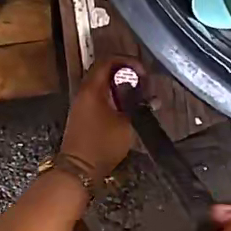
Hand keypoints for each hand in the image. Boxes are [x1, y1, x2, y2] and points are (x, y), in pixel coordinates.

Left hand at [58, 57, 138, 178]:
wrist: (79, 169)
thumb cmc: (102, 145)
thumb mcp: (127, 124)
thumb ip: (139, 107)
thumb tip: (152, 99)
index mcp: (92, 89)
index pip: (107, 61)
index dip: (127, 61)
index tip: (142, 72)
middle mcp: (83, 92)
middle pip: (104, 71)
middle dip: (125, 73)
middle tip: (142, 82)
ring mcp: (81, 104)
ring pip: (102, 85)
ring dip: (119, 86)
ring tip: (137, 95)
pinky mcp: (82, 116)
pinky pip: (98, 97)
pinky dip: (113, 97)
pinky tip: (126, 108)